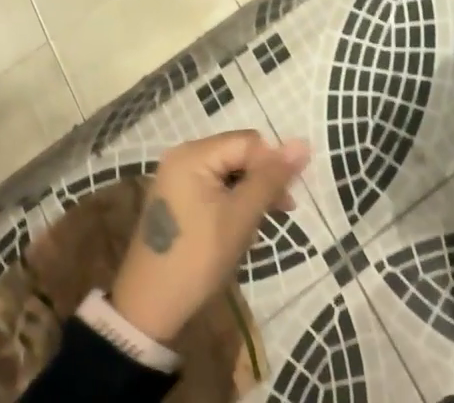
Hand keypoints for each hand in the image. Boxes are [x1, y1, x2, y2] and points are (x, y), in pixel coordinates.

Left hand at [110, 131, 311, 343]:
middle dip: (264, 179)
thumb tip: (303, 143)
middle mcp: (182, 158)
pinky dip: (234, 202)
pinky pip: (216, 187)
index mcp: (193, 155)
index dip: (273, 165)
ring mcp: (177, 179)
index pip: (250, 143)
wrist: (149, 309)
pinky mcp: (178, 200)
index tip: (287, 199)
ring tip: (264, 222)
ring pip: (230, 172)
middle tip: (282, 210)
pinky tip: (243, 225)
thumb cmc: (198, 258)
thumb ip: (272, 177)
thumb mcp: (241, 216)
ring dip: (252, 192)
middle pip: (239, 154)